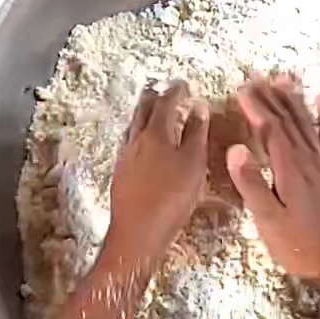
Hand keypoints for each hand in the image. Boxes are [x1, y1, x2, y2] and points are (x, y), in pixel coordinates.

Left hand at [102, 81, 208, 272]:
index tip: (184, 85)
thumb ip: (196, 134)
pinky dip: (141, 134)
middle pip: (143, 110)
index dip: (175, 91)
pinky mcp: (121, 173)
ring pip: (134, 126)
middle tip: (165, 91)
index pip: (165, 103)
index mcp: (155, 133)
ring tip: (155, 112)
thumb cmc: (172, 196)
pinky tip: (146, 145)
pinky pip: (131, 143)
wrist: (138, 233)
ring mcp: (125, 157)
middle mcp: (136, 139)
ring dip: (145, 115)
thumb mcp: (193, 163)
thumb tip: (198, 107)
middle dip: (155, 97)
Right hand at [227, 73, 319, 281]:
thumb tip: (235, 147)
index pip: (270, 129)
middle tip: (255, 75)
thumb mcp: (266, 219)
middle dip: (270, 96)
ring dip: (292, 99)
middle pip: (287, 120)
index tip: (241, 89)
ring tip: (281, 77)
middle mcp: (307, 159)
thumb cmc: (293, 244)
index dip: (256, 107)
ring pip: (305, 123)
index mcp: (289, 169)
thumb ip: (251, 183)